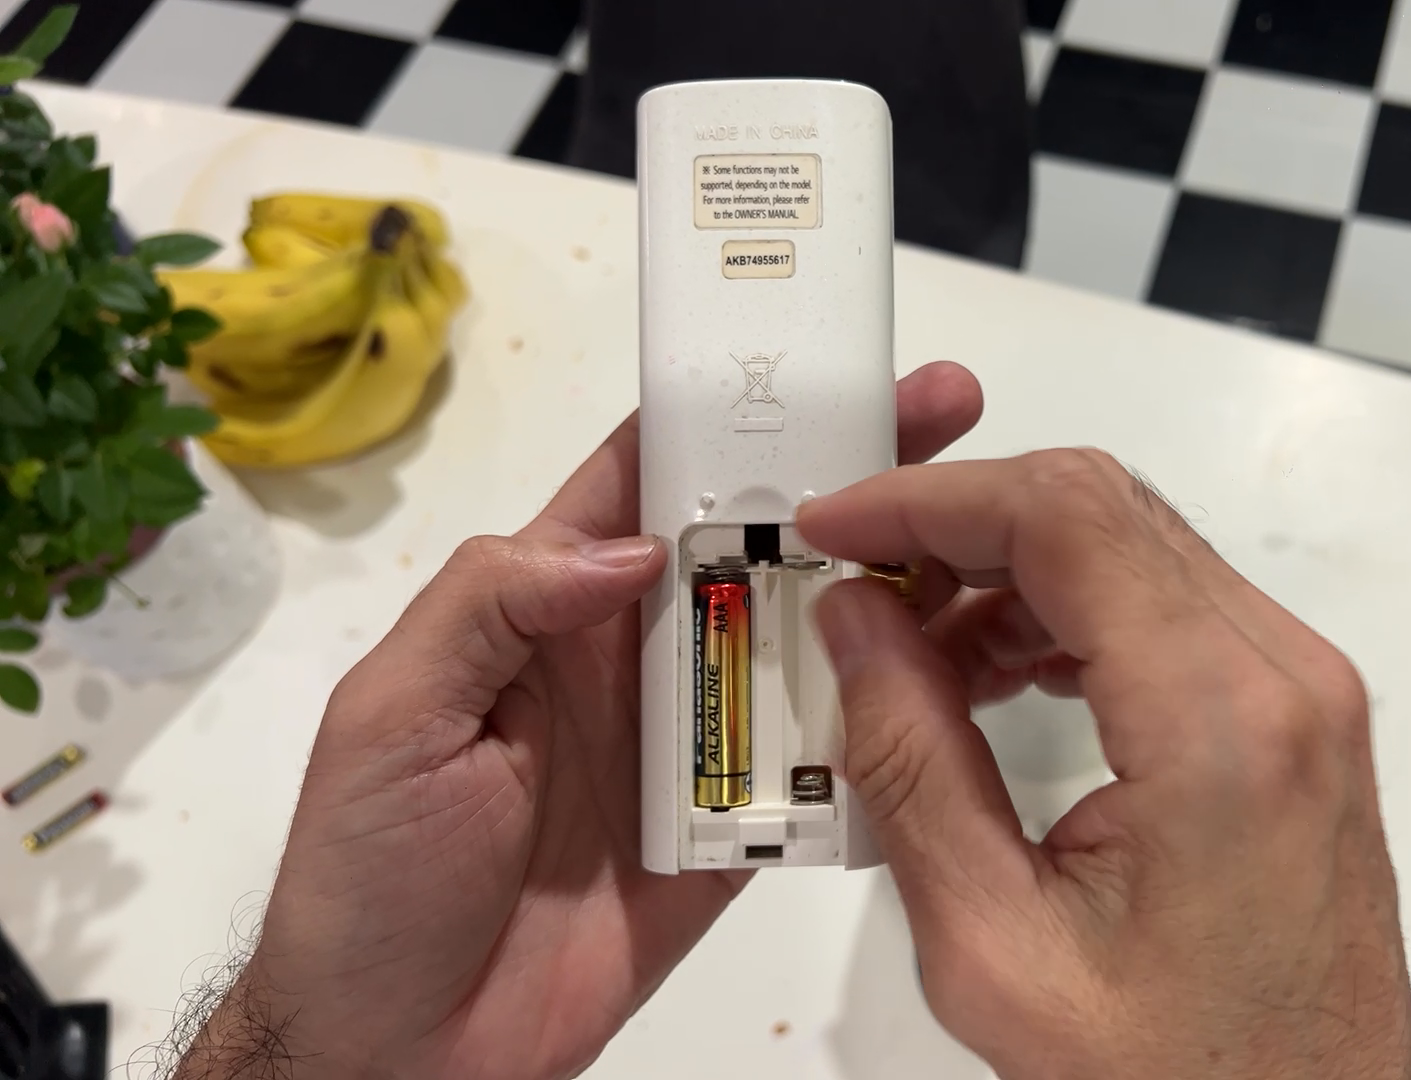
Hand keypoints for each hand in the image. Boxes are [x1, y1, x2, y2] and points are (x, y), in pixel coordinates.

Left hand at [170, 363, 983, 1079]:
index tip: (823, 370)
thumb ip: (493, 610)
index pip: (660, 475)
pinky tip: (960, 654)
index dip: (737, 415)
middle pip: (770, 536)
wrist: (430, 1046)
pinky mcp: (758, 796)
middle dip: (855, 472)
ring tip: (977, 531)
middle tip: (943, 414)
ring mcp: (719, 718)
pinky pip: (834, 734)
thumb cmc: (379, 876)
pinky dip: (891, 694)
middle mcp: (662, 640)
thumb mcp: (396, 719)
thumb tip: (635, 548)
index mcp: (573, 598)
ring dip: (891, 576)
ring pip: (820, 625)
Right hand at [797, 449, 1410, 1079]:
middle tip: (864, 579)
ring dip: (1000, 566)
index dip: (930, 500)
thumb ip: (908, 758)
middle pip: (1092, 508)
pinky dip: (1052, 605)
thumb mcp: (993, 943)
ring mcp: (1290, 677)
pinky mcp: (1277, 696)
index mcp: (1217, 721)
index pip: (1061, 519)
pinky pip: (1148, 597)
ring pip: (1118, 541)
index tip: (840, 525)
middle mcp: (1277, 670)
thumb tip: (855, 620)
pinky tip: (992, 670)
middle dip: (957, 521)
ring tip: (916, 644)